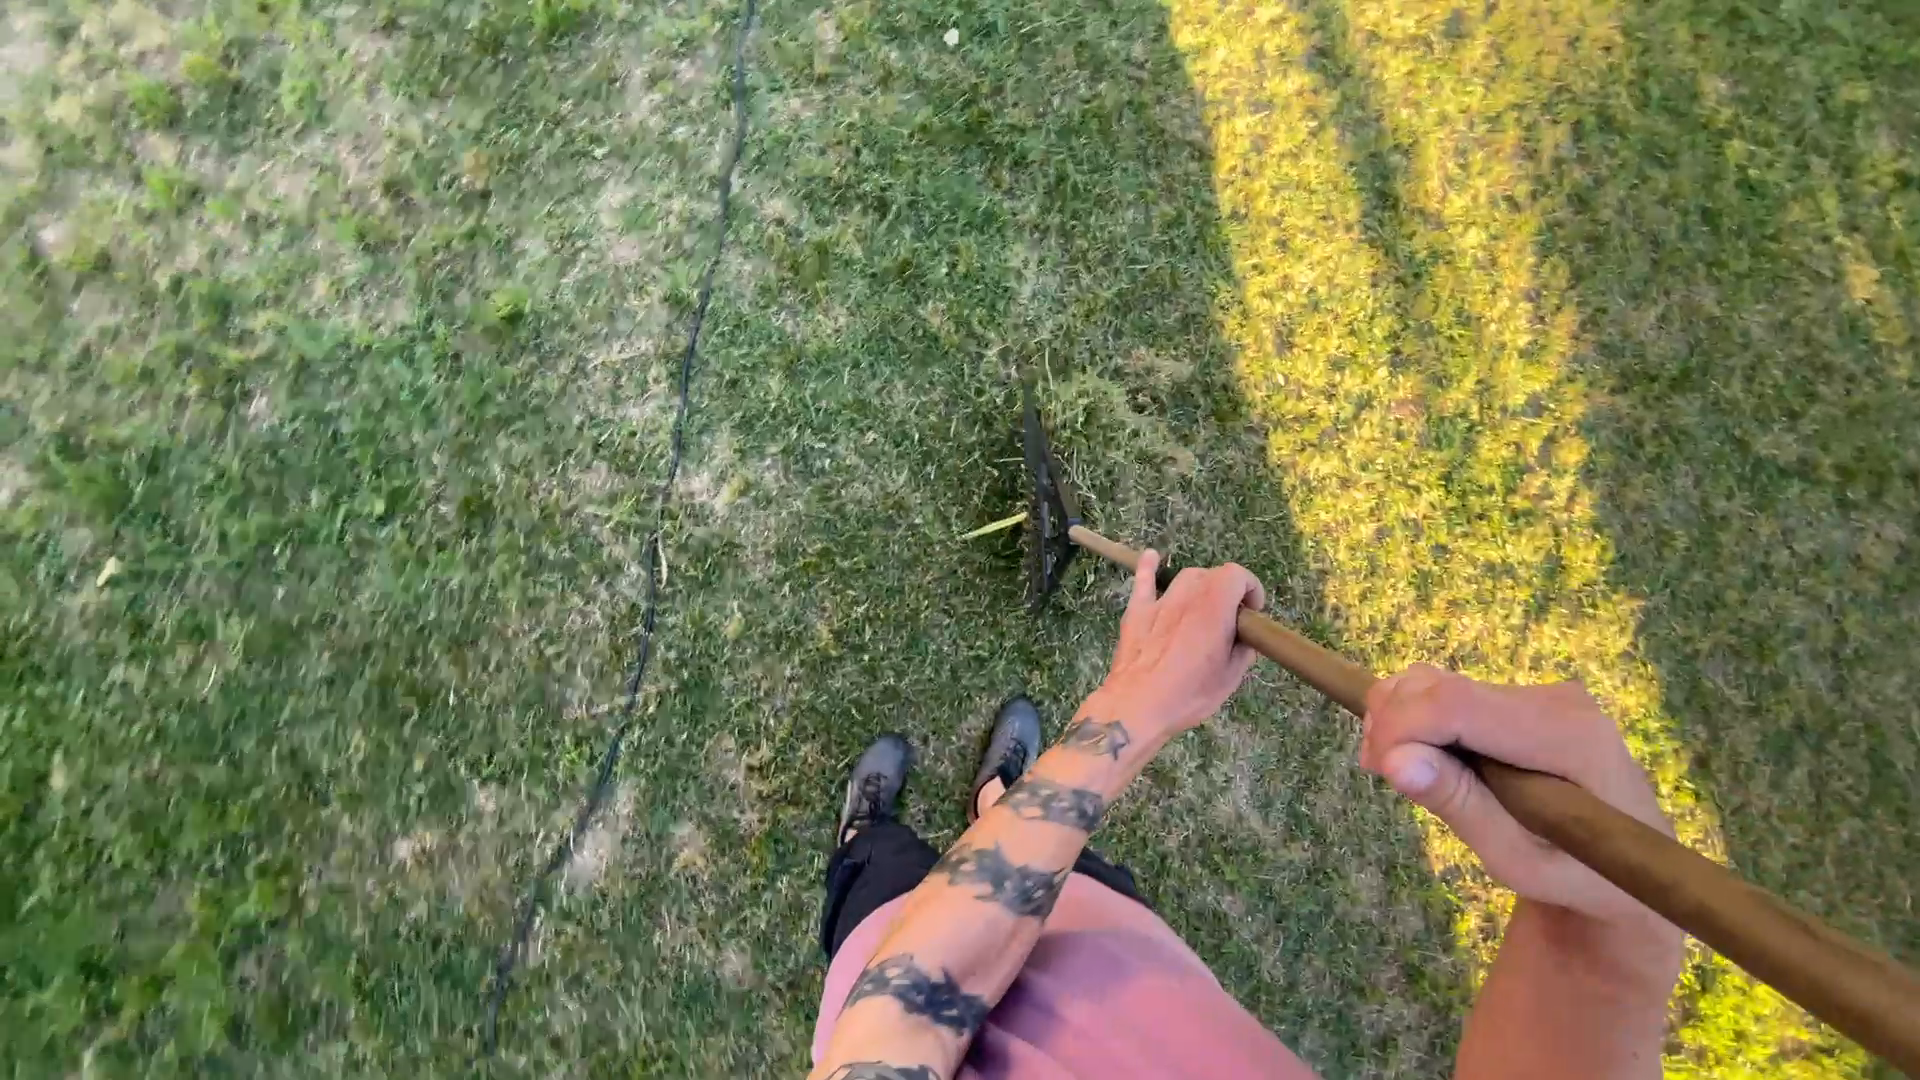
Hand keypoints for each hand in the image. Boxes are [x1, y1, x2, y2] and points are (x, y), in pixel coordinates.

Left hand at [1092, 551, 1265, 739]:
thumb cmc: (1188, 694)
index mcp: (1214, 609)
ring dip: (1199, 586)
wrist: (1137, 704)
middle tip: (1229, 619)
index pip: (1238, 575)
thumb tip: (1245, 639)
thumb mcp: (1230, 678)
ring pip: (1184, 578)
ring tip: (1202, 606)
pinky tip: (1152, 556)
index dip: (1250, 589)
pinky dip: (1148, 566)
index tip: (1251, 612)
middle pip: (1212, 576)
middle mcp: (1187, 597)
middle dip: (1226, 591)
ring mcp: (1159, 602)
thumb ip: (1243, 650)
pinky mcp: (1136, 611)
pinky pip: (1143, 581)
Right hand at [1361, 665, 1677, 926]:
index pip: (1453, 704)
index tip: (1376, 769)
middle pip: (1435, 686)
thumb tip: (1394, 762)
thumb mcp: (1516, 859)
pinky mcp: (1515, 696)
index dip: (1400, 727)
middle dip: (1390, 725)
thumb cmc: (1579, 877)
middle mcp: (1552, 698)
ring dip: (1395, 720)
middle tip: (1379, 774)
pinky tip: (1416, 754)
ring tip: (1398, 769)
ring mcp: (1534, 692)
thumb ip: (1459, 803)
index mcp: (1565, 735)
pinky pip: (1439, 690)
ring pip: (1429, 683)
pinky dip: (1411, 716)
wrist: (1628, 872)